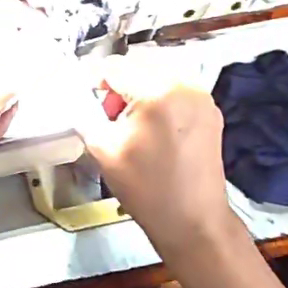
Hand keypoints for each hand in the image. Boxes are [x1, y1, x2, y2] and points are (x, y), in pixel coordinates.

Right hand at [71, 53, 241, 255]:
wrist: (194, 221)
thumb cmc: (146, 187)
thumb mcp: (103, 148)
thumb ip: (86, 114)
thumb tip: (77, 97)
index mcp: (158, 92)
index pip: (114, 67)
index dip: (92, 81)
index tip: (82, 99)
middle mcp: (184, 85)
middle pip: (137, 66)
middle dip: (116, 85)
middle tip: (105, 115)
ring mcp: (201, 97)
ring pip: (156, 75)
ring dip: (136, 90)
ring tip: (127, 123)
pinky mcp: (209, 110)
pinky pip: (173, 90)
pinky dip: (156, 98)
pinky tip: (149, 127)